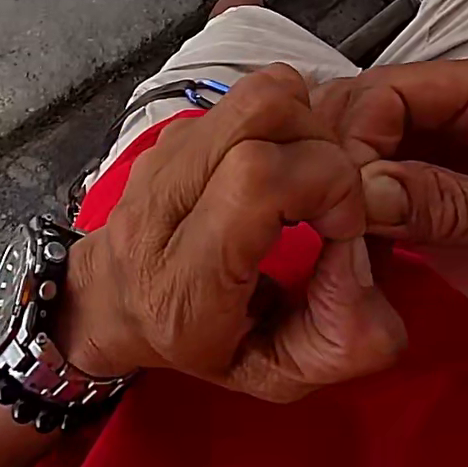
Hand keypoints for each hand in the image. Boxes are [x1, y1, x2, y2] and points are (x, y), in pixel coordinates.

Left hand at [57, 64, 406, 402]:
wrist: (111, 300)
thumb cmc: (194, 342)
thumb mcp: (274, 373)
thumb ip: (341, 338)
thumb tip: (356, 249)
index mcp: (184, 276)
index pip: (254, 177)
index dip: (323, 183)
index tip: (339, 225)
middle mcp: (162, 201)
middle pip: (257, 113)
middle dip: (320, 143)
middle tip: (325, 194)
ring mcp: (160, 156)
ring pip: (251, 93)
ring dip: (302, 125)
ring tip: (302, 176)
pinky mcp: (168, 135)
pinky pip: (240, 100)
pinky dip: (277, 122)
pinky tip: (274, 166)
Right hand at [311, 52, 467, 311]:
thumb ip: (457, 206)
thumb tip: (368, 190)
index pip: (393, 89)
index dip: (358, 136)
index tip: (349, 196)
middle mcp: (445, 95)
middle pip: (352, 101)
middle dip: (331, 154)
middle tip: (326, 209)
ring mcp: (413, 125)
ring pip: (333, 126)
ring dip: (322, 170)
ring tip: (326, 217)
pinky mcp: (389, 157)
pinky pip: (336, 159)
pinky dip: (324, 187)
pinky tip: (327, 219)